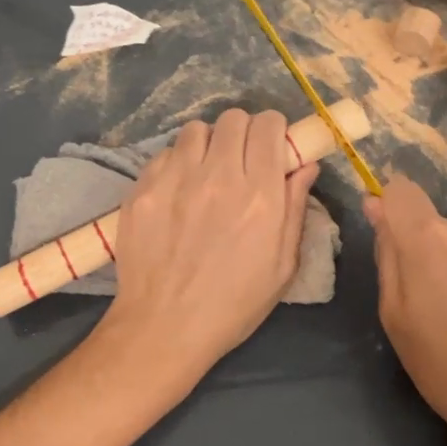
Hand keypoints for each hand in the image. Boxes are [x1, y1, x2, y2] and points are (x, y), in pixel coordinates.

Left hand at [98, 109, 319, 386]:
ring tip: (205, 171)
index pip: (268, 126)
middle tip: (240, 158)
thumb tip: (304, 165)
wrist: (164, 326)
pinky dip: (176, 164)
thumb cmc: (233, 304)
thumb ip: (293, 208)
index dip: (273, 130)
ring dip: (207, 144)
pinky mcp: (143, 188)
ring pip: (196, 130)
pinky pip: (164, 154)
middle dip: (242, 132)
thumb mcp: (281, 266)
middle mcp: (218, 177)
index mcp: (260, 195)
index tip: (271, 146)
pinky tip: (177, 192)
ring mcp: (175, 179)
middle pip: (233, 119)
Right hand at [364, 177, 446, 445]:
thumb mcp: (394, 316)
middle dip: (437, 254)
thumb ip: (386, 255)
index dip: (395, 210)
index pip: (402, 191)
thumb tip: (378, 207)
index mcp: (427, 239)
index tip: (397, 243)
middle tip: (442, 306)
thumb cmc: (444, 367)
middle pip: (442, 227)